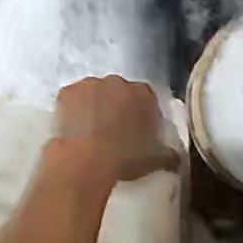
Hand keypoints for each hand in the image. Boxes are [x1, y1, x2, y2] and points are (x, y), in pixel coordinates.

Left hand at [51, 75, 178, 182]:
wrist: (85, 160)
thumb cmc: (125, 158)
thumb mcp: (155, 160)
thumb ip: (169, 156)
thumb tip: (176, 159)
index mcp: (143, 94)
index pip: (148, 99)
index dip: (143, 115)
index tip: (140, 132)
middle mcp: (117, 82)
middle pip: (120, 92)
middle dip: (118, 108)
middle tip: (115, 132)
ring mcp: (89, 84)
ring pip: (95, 93)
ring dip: (95, 106)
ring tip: (92, 132)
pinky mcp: (66, 92)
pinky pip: (73, 99)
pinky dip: (74, 110)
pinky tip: (74, 128)